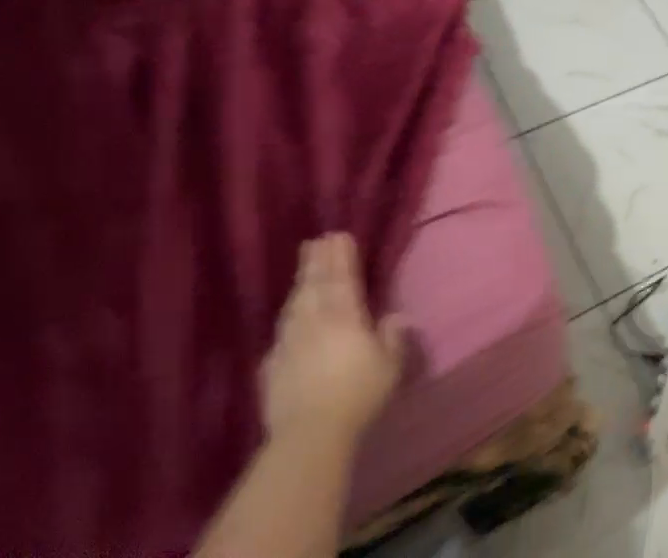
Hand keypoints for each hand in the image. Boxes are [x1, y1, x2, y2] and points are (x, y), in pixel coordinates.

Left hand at [259, 233, 408, 449]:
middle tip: (316, 241)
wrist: (309, 433)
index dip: (341, 256)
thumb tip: (395, 316)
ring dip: (300, 284)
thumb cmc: (358, 395)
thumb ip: (392, 337)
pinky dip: (288, 316)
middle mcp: (314, 321)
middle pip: (314, 285)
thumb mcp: (390, 366)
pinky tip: (289, 318)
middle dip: (316, 261)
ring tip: (303, 270)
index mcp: (345, 317)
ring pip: (294, 304)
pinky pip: (282, 330)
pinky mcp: (272, 364)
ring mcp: (289, 342)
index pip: (342, 278)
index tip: (338, 235)